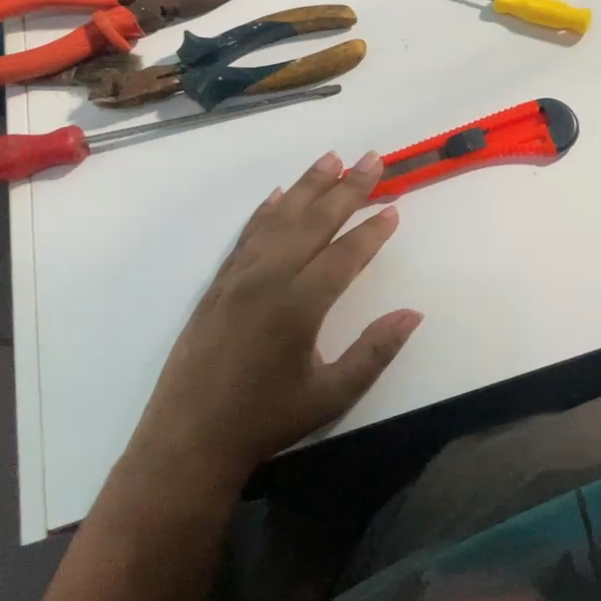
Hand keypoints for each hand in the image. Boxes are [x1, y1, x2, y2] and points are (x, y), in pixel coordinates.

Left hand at [126, 150, 421, 488]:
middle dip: (346, 189)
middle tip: (371, 158)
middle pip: (313, 223)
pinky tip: (278, 195)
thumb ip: (374, 352)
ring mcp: (236, 280)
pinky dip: (266, 212)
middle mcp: (266, 281)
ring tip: (331, 159)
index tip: (395, 208)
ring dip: (307, 187)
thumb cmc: (265, 420)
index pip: (344, 255)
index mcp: (298, 307)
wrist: (187, 442)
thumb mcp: (332, 395)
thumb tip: (413, 313)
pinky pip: (246, 237)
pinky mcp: (217, 287)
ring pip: (278, 220)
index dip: (372, 231)